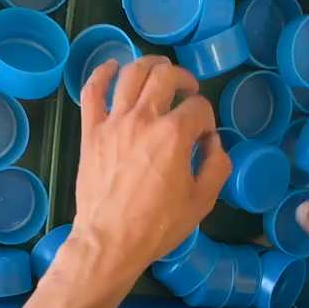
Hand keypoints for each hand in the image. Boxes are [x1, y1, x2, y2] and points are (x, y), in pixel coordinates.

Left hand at [55, 57, 230, 295]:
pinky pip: (92, 92)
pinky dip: (102, 74)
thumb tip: (213, 144)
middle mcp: (143, 119)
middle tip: (188, 90)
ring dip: (149, 65)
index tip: (203, 136)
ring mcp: (113, 123)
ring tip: (159, 70)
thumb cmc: (157, 226)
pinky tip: (113, 68)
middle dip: (183, 78)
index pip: (198, 107)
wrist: (111, 242)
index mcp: (174, 135)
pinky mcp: (91, 133)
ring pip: (131, 74)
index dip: (206, 118)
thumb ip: (217, 166)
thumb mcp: (201, 202)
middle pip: (165, 77)